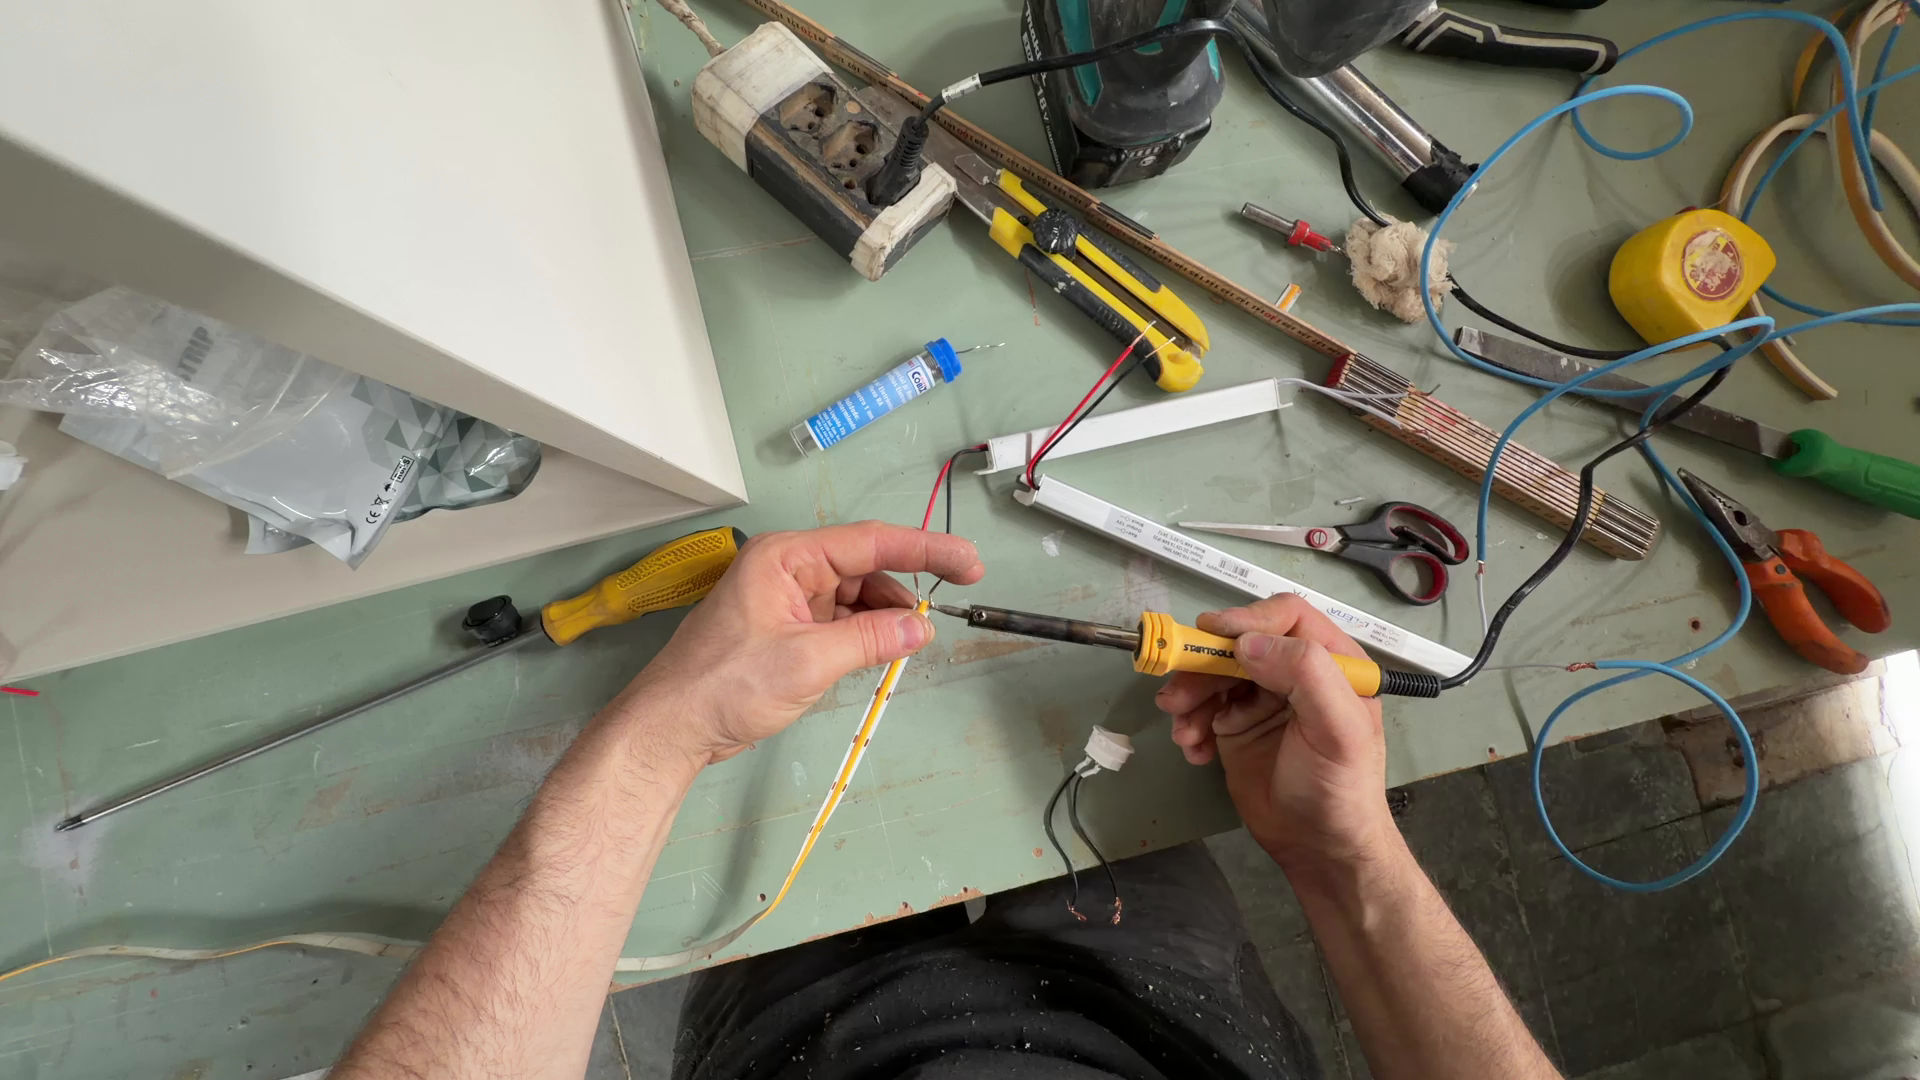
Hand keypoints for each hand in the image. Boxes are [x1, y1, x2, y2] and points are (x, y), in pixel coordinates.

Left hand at [612, 521, 983, 765]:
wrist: (672, 729)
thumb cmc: (729, 684)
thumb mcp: (808, 661)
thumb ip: (871, 640)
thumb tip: (922, 629)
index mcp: (788, 556)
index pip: (870, 542)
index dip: (925, 550)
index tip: (969, 562)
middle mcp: (791, 568)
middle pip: (866, 567)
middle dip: (904, 590)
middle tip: (944, 613)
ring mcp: (790, 598)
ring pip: (857, 595)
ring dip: (886, 617)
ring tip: (911, 643)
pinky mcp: (791, 627)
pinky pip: (843, 620)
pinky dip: (867, 634)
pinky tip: (885, 650)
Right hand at [1154, 595, 1396, 872]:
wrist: (1318, 850)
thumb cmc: (1338, 789)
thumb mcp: (1338, 730)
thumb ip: (1305, 674)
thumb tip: (1245, 645)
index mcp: (1330, 662)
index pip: (1285, 616)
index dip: (1246, 619)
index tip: (1210, 636)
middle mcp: (1291, 672)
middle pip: (1235, 643)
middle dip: (1201, 665)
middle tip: (1177, 695)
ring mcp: (1259, 697)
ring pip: (1210, 673)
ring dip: (1188, 698)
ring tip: (1183, 732)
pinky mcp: (1233, 722)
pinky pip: (1200, 706)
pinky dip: (1189, 724)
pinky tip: (1194, 750)